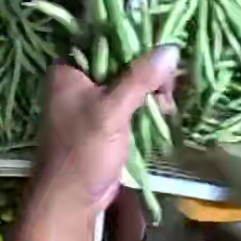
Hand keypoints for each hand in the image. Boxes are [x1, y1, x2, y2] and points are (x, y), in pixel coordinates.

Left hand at [34, 46, 179, 213]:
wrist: (72, 200)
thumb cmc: (83, 152)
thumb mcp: (112, 111)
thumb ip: (140, 79)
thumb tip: (172, 48)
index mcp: (68, 70)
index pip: (105, 41)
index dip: (136, 44)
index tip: (162, 55)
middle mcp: (77, 82)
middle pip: (121, 62)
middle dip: (148, 72)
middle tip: (168, 89)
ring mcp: (91, 103)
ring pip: (128, 84)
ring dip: (150, 91)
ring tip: (166, 105)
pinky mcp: (104, 123)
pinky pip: (129, 104)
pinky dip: (145, 106)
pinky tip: (163, 112)